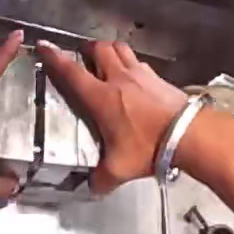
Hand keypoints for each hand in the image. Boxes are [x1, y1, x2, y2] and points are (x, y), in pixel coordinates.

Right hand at [34, 39, 188, 193]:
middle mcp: (119, 79)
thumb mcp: (120, 168)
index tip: (44, 46)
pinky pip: (140, 62)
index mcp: (101, 98)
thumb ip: (102, 177)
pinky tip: (133, 76)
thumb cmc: (150, 147)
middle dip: (86, 48)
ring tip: (104, 58)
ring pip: (120, 49)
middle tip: (81, 55)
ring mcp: (141, 75)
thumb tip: (94, 187)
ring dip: (108, 50)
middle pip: (98, 49)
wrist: (189, 135)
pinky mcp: (158, 78)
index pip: (71, 72)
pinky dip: (131, 63)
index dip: (54, 57)